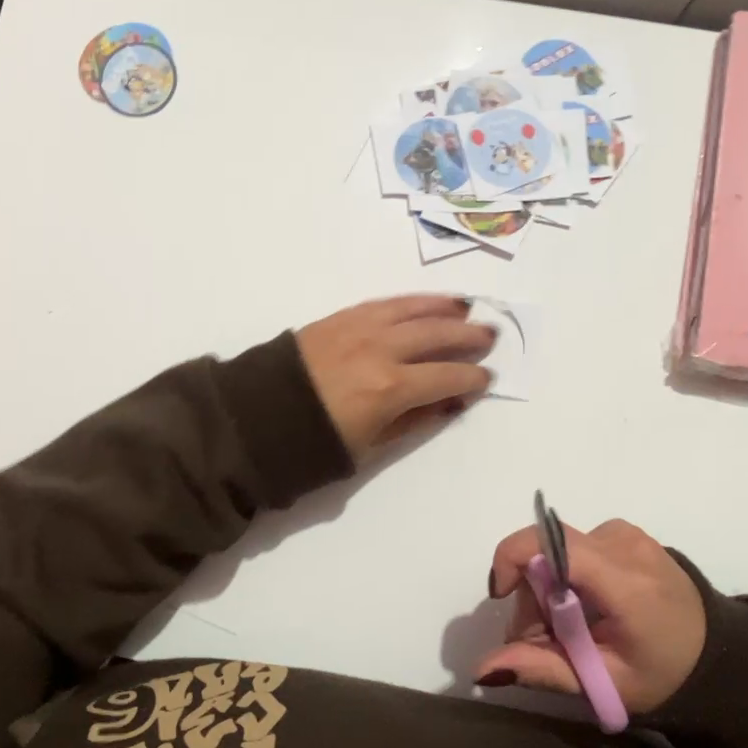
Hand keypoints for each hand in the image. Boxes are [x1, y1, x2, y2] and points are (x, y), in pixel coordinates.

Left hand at [296, 295, 495, 463]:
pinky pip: (384, 303)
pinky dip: (410, 302)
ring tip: (466, 310)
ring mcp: (359, 328)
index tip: (485, 378)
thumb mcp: (371, 446)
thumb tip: (452, 402)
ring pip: (412, 310)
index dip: (471, 378)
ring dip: (443, 309)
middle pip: (435, 335)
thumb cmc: (315, 443)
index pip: (446, 376)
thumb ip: (416, 420)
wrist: (257, 418)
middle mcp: (380, 350)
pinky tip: (424, 304)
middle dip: (467, 336)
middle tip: (489, 336)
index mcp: (390, 388)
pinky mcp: (340, 318)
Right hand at [477, 519, 706, 713]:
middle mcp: (625, 544)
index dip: (513, 560)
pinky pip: (577, 546)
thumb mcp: (604, 683)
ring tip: (564, 631)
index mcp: (625, 582)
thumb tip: (482, 669)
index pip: (551, 543)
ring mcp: (628, 534)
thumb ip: (543, 668)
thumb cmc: (665, 675)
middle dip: (531, 595)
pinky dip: (567, 576)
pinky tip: (583, 609)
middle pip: (547, 552)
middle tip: (537, 641)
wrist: (722, 656)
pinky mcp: (627, 533)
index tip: (502, 597)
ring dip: (547, 588)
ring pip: (558, 550)